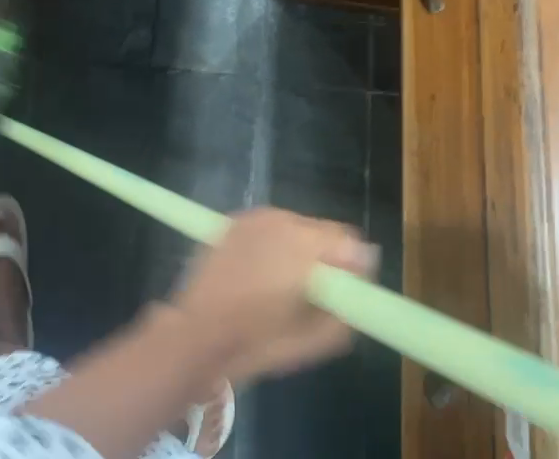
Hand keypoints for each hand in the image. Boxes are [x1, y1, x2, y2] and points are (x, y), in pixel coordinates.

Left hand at [170, 208, 378, 383]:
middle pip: (322, 231)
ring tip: (282, 283)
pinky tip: (259, 271)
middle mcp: (283, 220)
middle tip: (313, 292)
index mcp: (306, 246)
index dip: (352, 265)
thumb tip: (360, 290)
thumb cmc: (258, 341)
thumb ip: (347, 312)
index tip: (345, 291)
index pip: (348, 240)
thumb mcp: (314, 340)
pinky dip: (273, 244)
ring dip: (298, 249)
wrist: (197, 334)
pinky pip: (269, 227)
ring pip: (295, 226)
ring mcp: (255, 217)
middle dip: (324, 257)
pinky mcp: (235, 221)